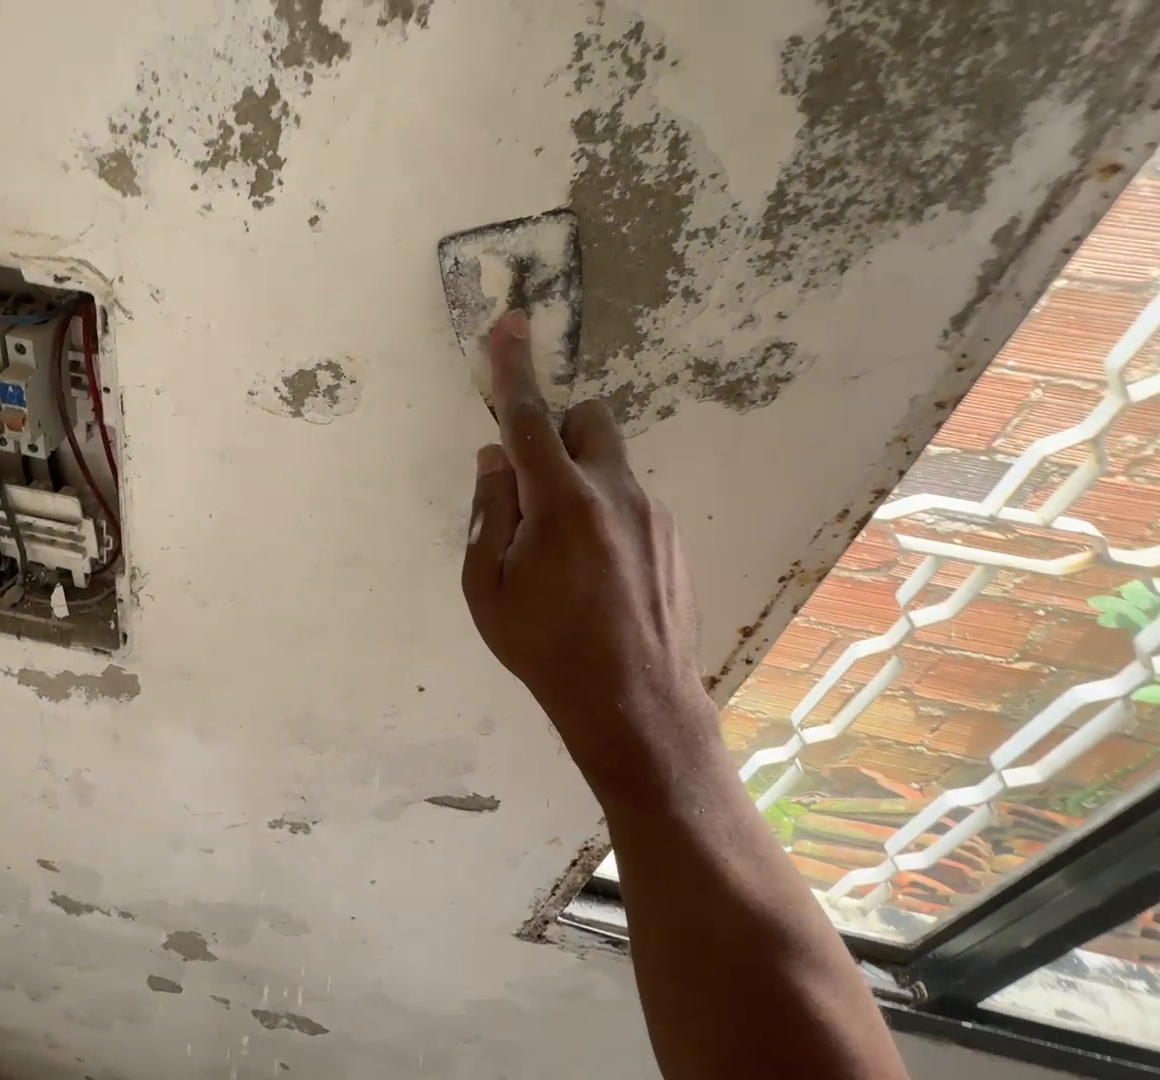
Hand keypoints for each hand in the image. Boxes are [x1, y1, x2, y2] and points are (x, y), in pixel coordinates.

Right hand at [461, 310, 717, 805]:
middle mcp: (615, 493)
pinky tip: (593, 578)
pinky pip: (628, 503)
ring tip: (560, 558)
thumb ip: (489, 512)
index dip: (512, 369)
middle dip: (558, 431)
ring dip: (577, 484)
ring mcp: (653, 515)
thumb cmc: (544, 648)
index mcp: (561, 501)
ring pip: (610, 466)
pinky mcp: (672, 540)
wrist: (635, 706)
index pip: (528, 419)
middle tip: (531, 487)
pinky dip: (602, 516)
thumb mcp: (487, 588)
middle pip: (590, 420)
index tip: (510, 324)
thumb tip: (495, 460)